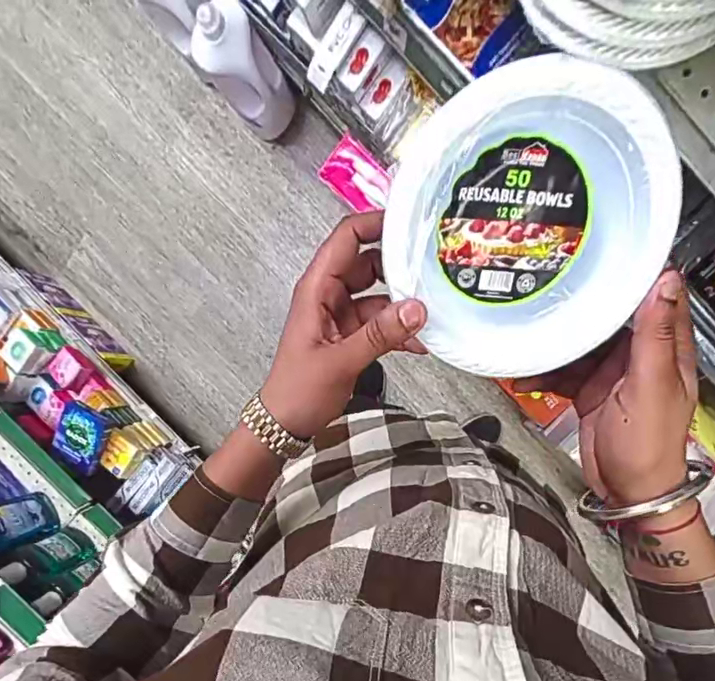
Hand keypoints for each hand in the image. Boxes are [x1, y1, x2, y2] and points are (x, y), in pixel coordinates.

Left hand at [260, 211, 426, 439]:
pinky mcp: (350, 337)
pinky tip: (417, 342)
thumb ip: (381, 334)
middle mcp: (329, 296)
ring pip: (377, 296)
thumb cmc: (297, 390)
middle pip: (367, 263)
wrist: (285, 423)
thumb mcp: (342, 360)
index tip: (407, 223)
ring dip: (402, 304)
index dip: (375, 224)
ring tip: (429, 310)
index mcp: (317, 289)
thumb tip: (415, 309)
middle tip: (429, 268)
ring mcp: (340, 317)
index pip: (346, 238)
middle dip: (398, 266)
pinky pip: (379, 324)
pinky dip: (398, 331)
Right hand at [512, 270, 698, 505]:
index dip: (637, 272)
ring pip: (583, 342)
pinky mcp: (593, 391)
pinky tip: (532, 374)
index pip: (657, 295)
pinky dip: (548, 371)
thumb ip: (655, 336)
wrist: (629, 492)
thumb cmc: (650, 449)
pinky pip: (567, 371)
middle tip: (554, 291)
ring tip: (533, 342)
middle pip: (610, 316)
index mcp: (666, 349)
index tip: (610, 250)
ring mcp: (614, 373)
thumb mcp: (652, 386)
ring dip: (558, 343)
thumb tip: (666, 283)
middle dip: (583, 306)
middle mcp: (641, 356)